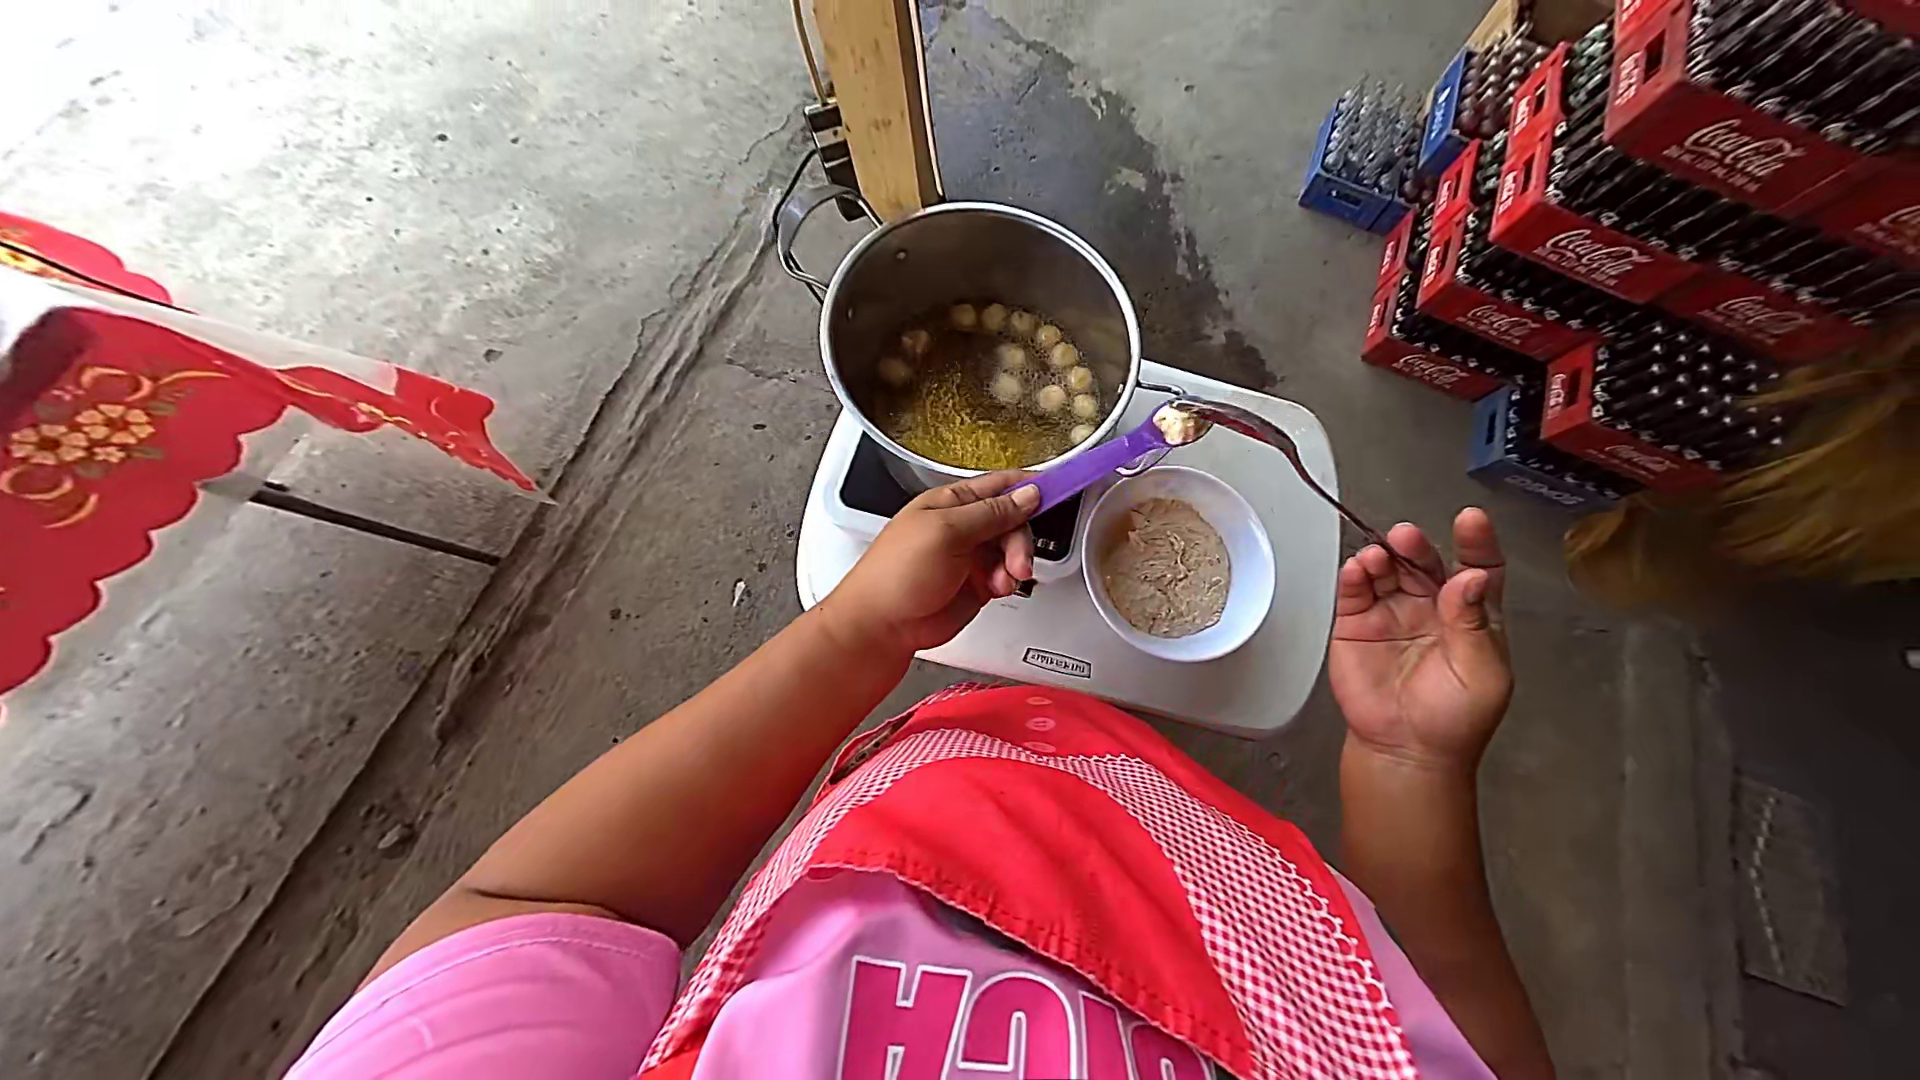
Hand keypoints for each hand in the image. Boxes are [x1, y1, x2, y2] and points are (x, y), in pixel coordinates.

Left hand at [820, 471, 1039, 657]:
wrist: (882, 626)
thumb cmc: (897, 574)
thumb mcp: (946, 532)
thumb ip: (991, 513)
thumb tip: (1027, 494)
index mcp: (952, 502)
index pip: (1001, 484)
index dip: (1031, 485)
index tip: (1060, 489)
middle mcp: (963, 526)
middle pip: (1013, 519)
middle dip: (1021, 539)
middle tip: (1018, 560)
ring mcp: (970, 556)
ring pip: (1013, 549)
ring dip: (1016, 563)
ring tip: (1003, 579)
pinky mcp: (976, 583)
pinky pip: (1007, 575)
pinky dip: (1008, 581)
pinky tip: (996, 588)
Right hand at [1328, 508, 1510, 772]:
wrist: (1405, 747)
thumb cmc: (1453, 718)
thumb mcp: (1483, 672)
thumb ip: (1474, 623)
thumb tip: (1469, 578)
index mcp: (1471, 617)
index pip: (1477, 569)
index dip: (1475, 543)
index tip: (1470, 520)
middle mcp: (1429, 609)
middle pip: (1424, 564)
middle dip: (1416, 547)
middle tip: (1405, 536)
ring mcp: (1390, 614)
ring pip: (1386, 571)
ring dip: (1382, 556)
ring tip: (1380, 554)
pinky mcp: (1355, 624)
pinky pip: (1354, 591)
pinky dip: (1354, 575)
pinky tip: (1358, 569)